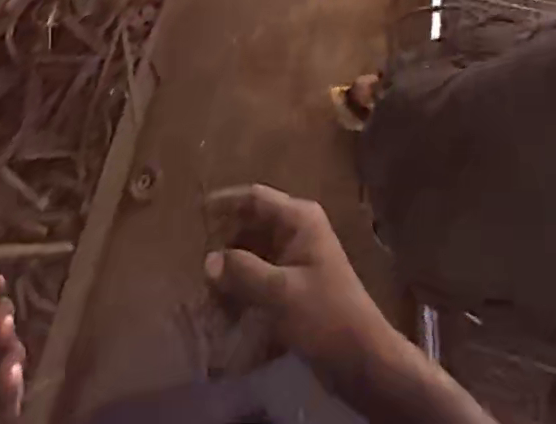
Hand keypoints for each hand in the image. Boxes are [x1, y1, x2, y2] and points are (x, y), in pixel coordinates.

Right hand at [203, 184, 399, 381]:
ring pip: (253, 253)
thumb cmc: (325, 315)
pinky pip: (260, 276)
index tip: (195, 212)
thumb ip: (243, 271)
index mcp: (299, 218)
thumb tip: (208, 259)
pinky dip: (242, 288)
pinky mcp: (293, 283)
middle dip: (224, 244)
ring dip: (231, 270)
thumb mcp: (281, 292)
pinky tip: (223, 309)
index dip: (225, 202)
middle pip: (251, 225)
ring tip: (204, 291)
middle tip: (194, 262)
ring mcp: (295, 257)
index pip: (255, 198)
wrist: (362, 357)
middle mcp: (297, 230)